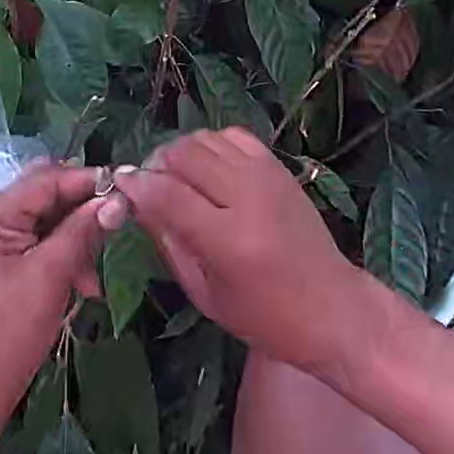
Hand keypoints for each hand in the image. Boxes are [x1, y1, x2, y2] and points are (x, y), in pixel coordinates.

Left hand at [0, 164, 127, 415]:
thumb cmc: (7, 332)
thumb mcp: (50, 274)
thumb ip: (83, 230)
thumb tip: (118, 199)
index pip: (50, 179)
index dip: (90, 181)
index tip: (128, 189)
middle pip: (50, 196)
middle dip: (85, 210)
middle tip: (118, 223)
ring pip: (52, 220)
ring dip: (79, 238)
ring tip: (95, 275)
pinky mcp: (7, 262)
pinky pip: (45, 243)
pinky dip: (68, 256)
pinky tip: (85, 285)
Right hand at [115, 128, 371, 375]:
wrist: (333, 306)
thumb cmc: (266, 317)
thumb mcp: (207, 293)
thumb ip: (169, 243)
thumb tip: (137, 202)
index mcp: (229, 239)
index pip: (168, 194)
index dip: (137, 185)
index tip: (120, 185)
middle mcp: (248, 196)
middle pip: (184, 154)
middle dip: (156, 164)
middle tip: (150, 186)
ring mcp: (266, 175)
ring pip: (206, 138)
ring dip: (182, 153)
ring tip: (177, 178)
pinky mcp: (278, 165)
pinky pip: (233, 135)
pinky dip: (212, 144)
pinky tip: (210, 168)